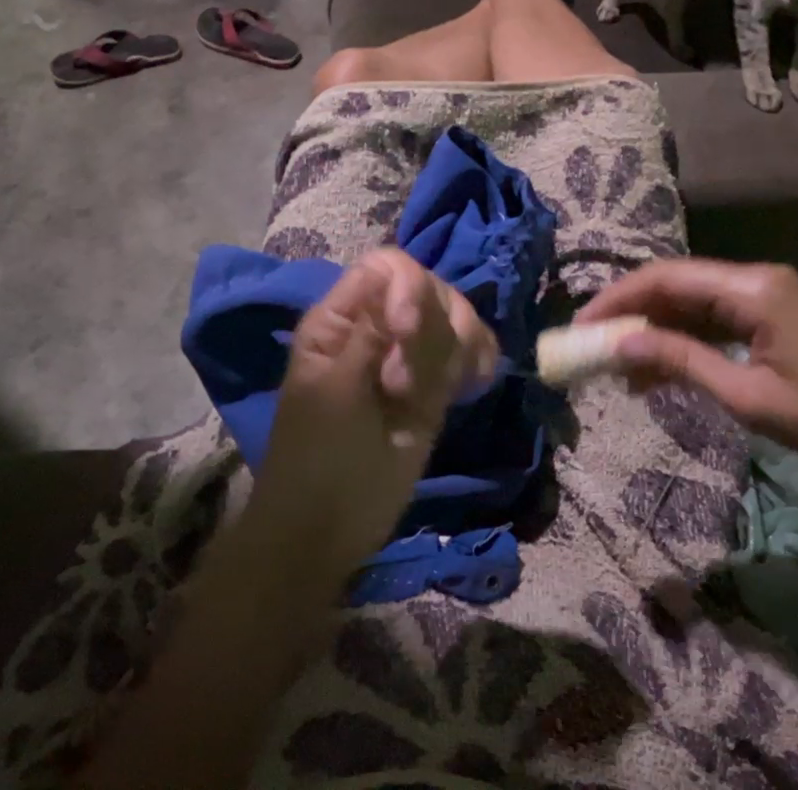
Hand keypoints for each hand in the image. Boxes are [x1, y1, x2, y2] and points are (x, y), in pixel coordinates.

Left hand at [248, 249, 498, 577]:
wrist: (327, 531)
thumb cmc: (317, 462)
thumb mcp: (337, 393)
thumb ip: (372, 334)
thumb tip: (405, 279)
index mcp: (338, 320)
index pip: (387, 267)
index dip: (409, 290)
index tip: (407, 335)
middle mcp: (377, 327)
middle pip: (429, 288)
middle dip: (434, 329)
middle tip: (406, 388)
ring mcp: (409, 357)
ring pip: (456, 318)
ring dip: (460, 346)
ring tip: (438, 393)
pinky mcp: (435, 387)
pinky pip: (470, 352)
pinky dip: (480, 359)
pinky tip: (475, 384)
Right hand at [577, 258, 797, 478]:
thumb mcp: (748, 396)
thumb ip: (681, 363)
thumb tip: (620, 345)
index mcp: (754, 289)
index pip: (667, 277)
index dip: (618, 299)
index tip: (582, 328)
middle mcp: (756, 280)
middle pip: (676, 285)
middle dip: (630, 314)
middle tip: (592, 349)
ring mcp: (765, 296)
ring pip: (690, 302)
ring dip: (654, 330)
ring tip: (618, 370)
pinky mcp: (770, 317)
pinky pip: (712, 320)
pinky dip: (682, 341)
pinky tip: (656, 373)